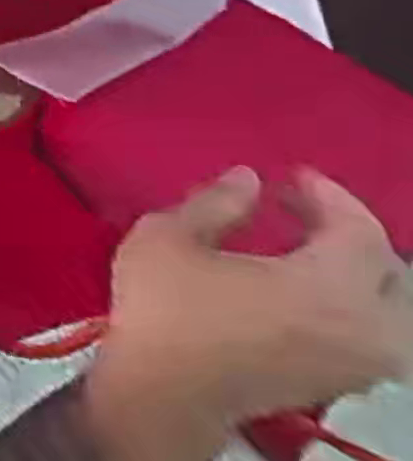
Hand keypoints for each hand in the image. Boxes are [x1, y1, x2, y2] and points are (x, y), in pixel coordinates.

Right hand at [86, 167, 412, 458]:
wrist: (169, 380)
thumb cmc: (164, 301)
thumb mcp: (168, 238)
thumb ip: (213, 205)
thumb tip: (249, 178)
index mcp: (329, 287)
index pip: (360, 232)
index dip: (331, 197)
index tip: (295, 174)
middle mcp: (371, 325)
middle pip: (393, 271)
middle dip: (351, 232)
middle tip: (300, 205)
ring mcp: (368, 357)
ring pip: (395, 306)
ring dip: (360, 270)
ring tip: (310, 246)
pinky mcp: (351, 374)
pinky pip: (380, 330)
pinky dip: (356, 298)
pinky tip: (309, 287)